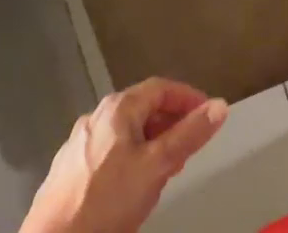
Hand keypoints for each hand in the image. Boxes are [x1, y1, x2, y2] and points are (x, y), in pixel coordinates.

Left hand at [19, 78, 228, 232]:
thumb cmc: (109, 200)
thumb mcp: (158, 166)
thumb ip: (190, 134)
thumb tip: (220, 105)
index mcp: (117, 109)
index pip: (161, 88)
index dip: (188, 97)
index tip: (209, 115)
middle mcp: (95, 118)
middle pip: (142, 108)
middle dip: (172, 123)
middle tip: (191, 146)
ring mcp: (78, 145)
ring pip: (126, 133)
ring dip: (153, 142)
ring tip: (168, 168)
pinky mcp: (67, 171)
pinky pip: (109, 153)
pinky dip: (131, 158)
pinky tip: (134, 186)